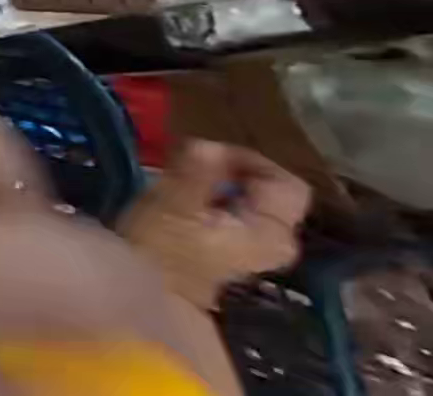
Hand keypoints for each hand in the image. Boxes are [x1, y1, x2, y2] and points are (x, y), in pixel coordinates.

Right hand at [118, 140, 311, 308]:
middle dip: (226, 167)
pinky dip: (208, 193)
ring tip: (174, 171)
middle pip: (265, 189)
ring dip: (214, 179)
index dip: (246, 158)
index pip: (285, 182)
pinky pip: (231, 208)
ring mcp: (254, 245)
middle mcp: (277, 239)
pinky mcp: (229, 244)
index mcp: (274, 231)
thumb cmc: (160, 245)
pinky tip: (177, 192)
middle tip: (181, 158)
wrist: (148, 289)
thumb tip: (208, 143)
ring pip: (246, 197)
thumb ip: (195, 171)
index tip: (200, 150)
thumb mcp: (171, 202)